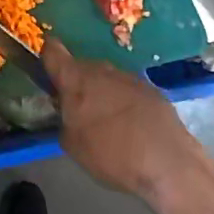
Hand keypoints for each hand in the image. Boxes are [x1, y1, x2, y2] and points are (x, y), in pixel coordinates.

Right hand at [44, 38, 213, 204]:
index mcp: (76, 79)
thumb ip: (64, 121)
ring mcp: (130, 77)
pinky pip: (128, 90)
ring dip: (102, 93)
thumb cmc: (112, 154)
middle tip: (76, 109)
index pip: (52, 51)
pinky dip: (124, 102)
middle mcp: (102, 70)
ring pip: (106, 78)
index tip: (44, 68)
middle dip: (76, 83)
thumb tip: (69, 113)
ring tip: (106, 122)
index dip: (46, 55)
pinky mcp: (152, 90)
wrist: (168, 163)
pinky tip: (131, 127)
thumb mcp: (72, 145)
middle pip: (81, 67)